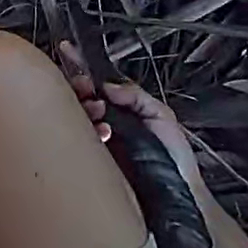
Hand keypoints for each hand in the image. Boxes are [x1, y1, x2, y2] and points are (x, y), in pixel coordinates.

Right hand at [59, 41, 206, 196]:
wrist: (179, 196)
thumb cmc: (175, 159)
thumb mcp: (162, 115)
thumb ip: (136, 95)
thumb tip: (109, 85)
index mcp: (120, 107)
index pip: (97, 82)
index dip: (81, 65)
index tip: (69, 51)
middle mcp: (105, 121)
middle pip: (80, 95)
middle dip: (79, 85)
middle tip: (85, 87)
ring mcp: (96, 140)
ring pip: (76, 114)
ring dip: (84, 107)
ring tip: (98, 111)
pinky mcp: (91, 159)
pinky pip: (78, 140)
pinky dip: (89, 130)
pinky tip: (102, 133)